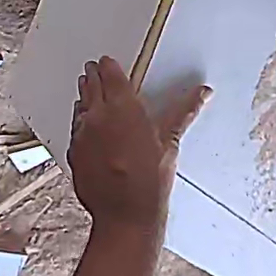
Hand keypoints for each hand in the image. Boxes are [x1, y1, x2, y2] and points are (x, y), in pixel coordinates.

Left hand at [68, 56, 210, 231]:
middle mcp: (97, 116)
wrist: (124, 213)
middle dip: (94, 76)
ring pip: (80, 105)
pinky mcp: (74, 151)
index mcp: (122, 107)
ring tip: (87, 90)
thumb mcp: (169, 142)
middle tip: (94, 69)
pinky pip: (75, 128)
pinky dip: (80, 122)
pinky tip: (85, 123)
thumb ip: (184, 112)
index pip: (110, 74)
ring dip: (85, 96)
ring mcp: (82, 133)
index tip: (107, 62)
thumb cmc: (148, 180)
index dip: (108, 66)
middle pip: (91, 86)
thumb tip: (201, 93)